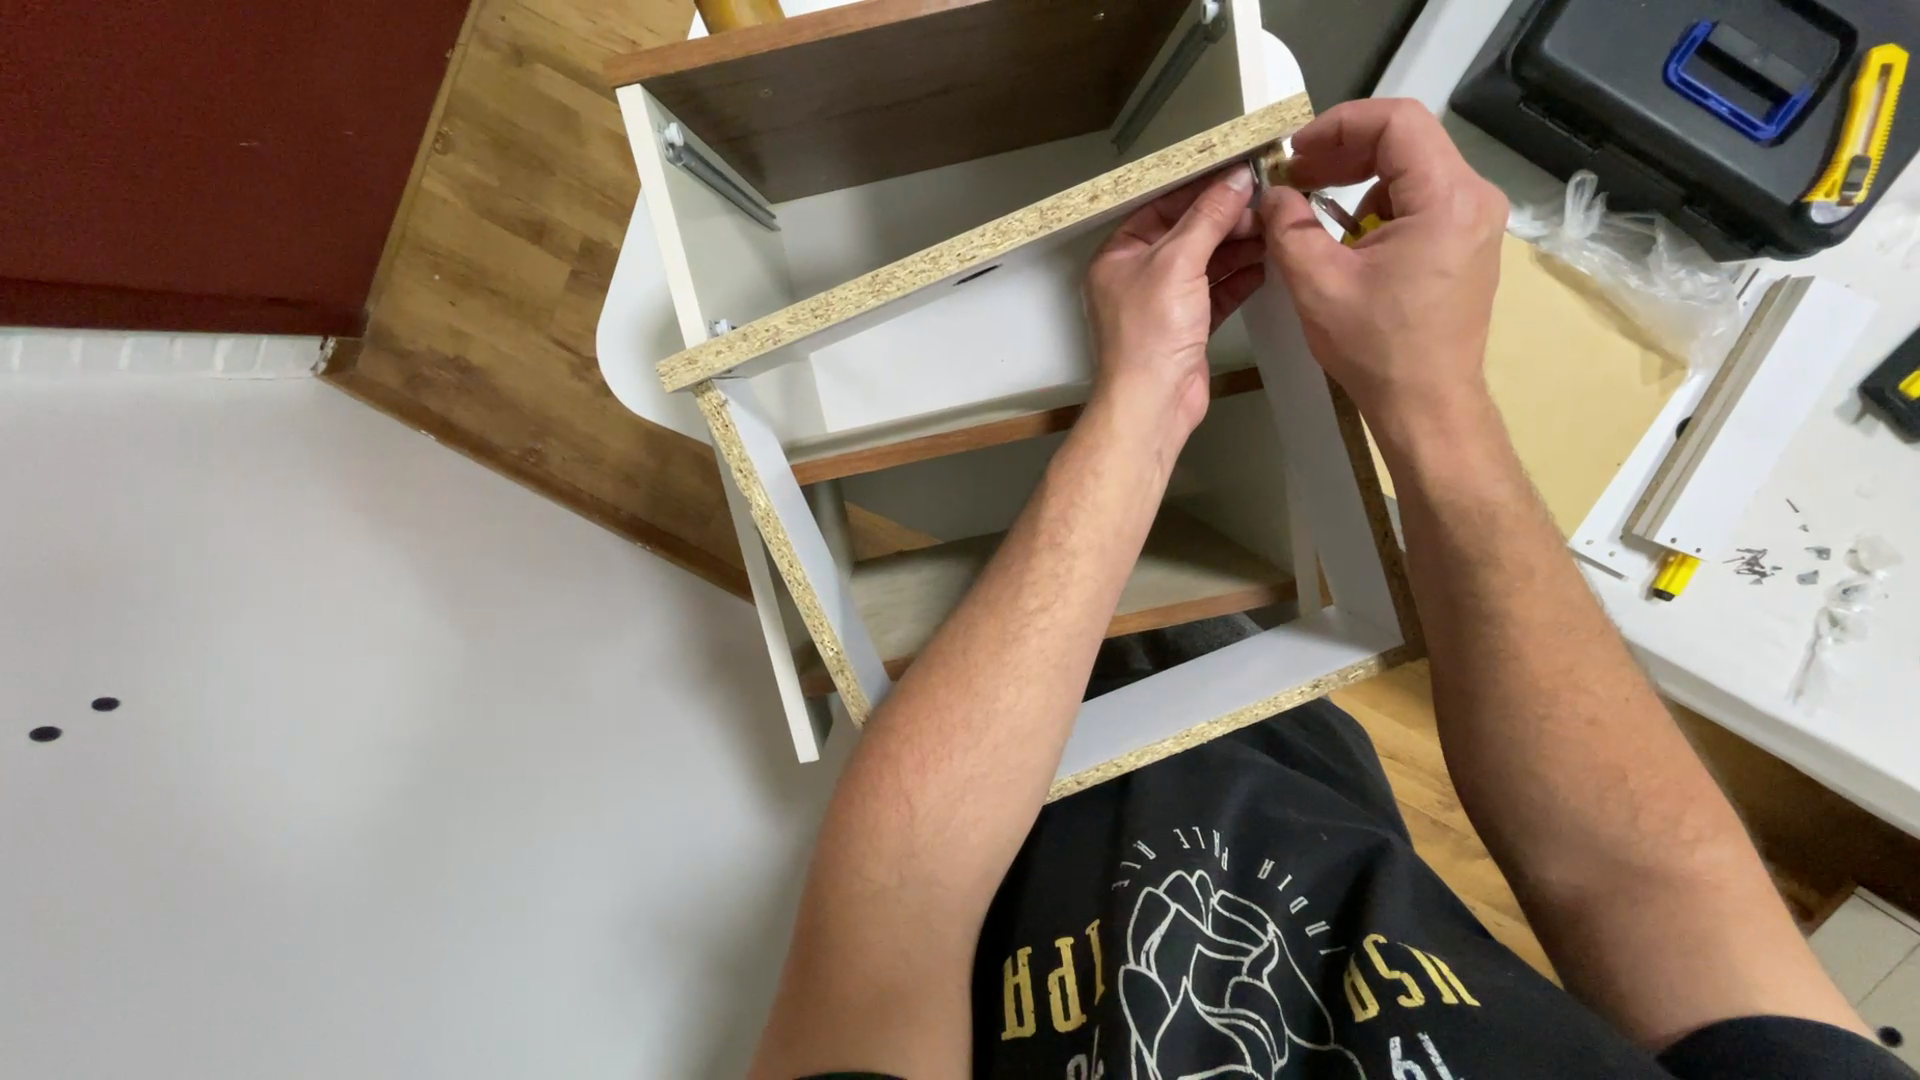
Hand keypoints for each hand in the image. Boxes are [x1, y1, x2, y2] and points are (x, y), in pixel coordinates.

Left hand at [1084, 167, 1265, 448]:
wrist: (1152, 402)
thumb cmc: (1150, 334)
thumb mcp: (1177, 262)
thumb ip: (1207, 218)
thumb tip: (1236, 180)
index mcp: (1118, 256)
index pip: (1160, 208)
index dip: (1200, 190)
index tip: (1240, 173)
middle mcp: (1136, 277)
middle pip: (1186, 234)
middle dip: (1225, 220)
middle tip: (1266, 206)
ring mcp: (1161, 304)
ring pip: (1204, 264)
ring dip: (1237, 248)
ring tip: (1273, 231)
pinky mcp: (1185, 328)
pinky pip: (1214, 294)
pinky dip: (1237, 280)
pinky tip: (1264, 266)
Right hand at [1260, 100, 1507, 433]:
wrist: (1425, 402)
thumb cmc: (1375, 348)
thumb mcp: (1317, 284)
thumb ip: (1289, 228)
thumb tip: (1272, 195)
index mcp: (1445, 199)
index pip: (1398, 121)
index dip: (1340, 124)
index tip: (1295, 151)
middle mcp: (1473, 198)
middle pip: (1407, 141)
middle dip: (1344, 151)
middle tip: (1293, 177)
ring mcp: (1475, 221)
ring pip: (1412, 172)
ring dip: (1357, 180)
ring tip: (1310, 206)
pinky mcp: (1466, 243)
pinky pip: (1420, 202)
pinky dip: (1377, 206)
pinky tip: (1345, 235)